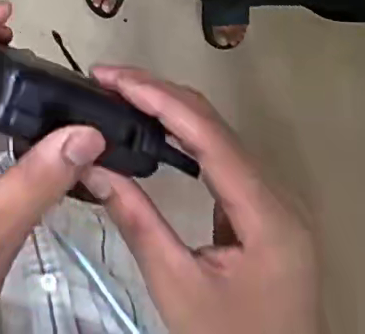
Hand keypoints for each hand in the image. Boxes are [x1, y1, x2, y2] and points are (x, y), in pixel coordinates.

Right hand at [83, 67, 320, 333]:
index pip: (206, 133)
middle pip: (212, 123)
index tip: (108, 77)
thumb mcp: (178, 287)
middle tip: (103, 79)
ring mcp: (271, 200)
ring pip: (215, 131)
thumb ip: (135, 219)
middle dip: (156, 91)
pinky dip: (178, 129)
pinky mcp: (259, 207)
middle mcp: (276, 195)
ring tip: (117, 93)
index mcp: (266, 213)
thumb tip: (88, 163)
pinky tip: (149, 125)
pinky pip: (217, 151)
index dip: (155, 96)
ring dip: (165, 105)